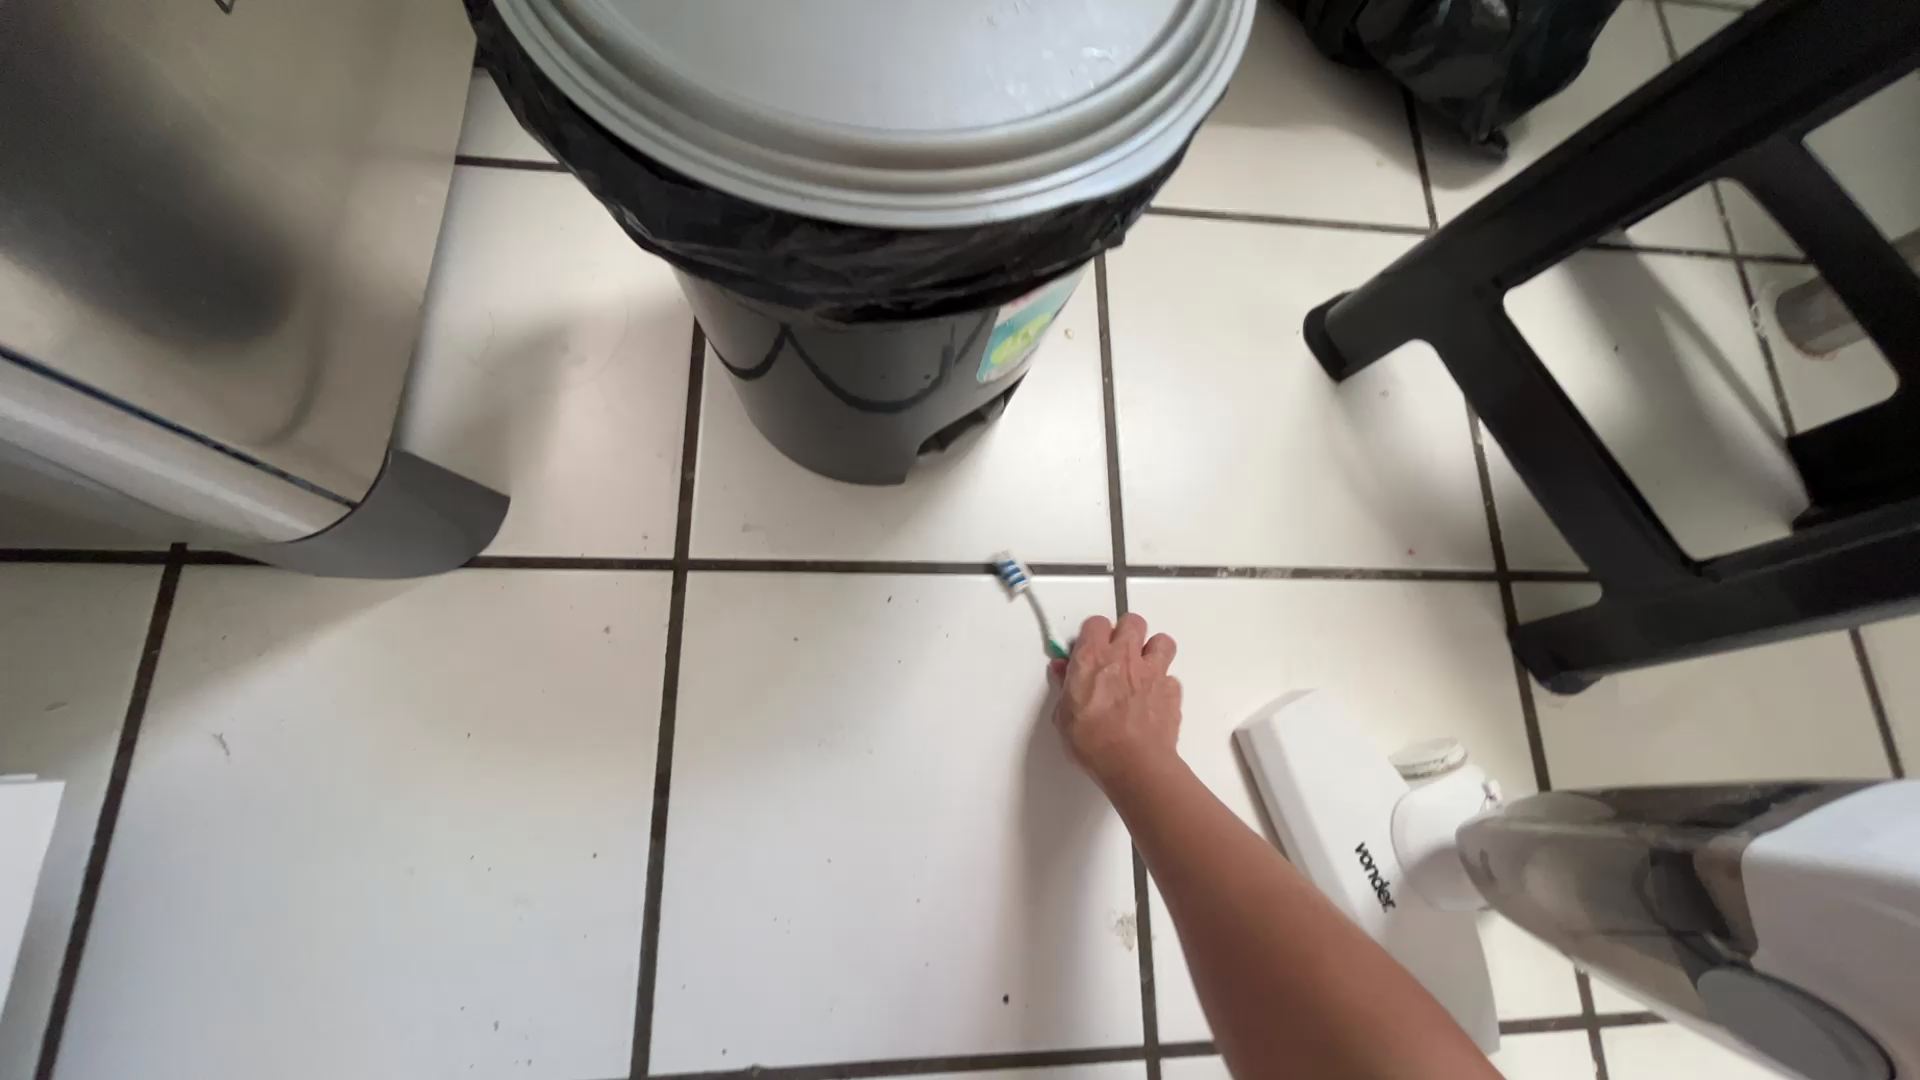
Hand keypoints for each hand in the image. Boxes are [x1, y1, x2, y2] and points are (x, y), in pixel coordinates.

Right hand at [1049, 613, 1181, 790]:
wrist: (1134, 765)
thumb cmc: (1093, 742)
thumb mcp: (1063, 716)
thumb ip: (1065, 687)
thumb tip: (1064, 672)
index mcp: (1093, 657)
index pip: (1096, 623)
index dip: (1093, 634)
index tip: (1089, 648)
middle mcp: (1124, 656)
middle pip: (1132, 621)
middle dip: (1125, 631)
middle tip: (1117, 652)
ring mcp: (1152, 672)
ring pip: (1162, 641)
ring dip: (1153, 650)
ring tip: (1143, 668)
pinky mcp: (1171, 691)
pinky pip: (1171, 677)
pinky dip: (1163, 684)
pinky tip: (1153, 699)